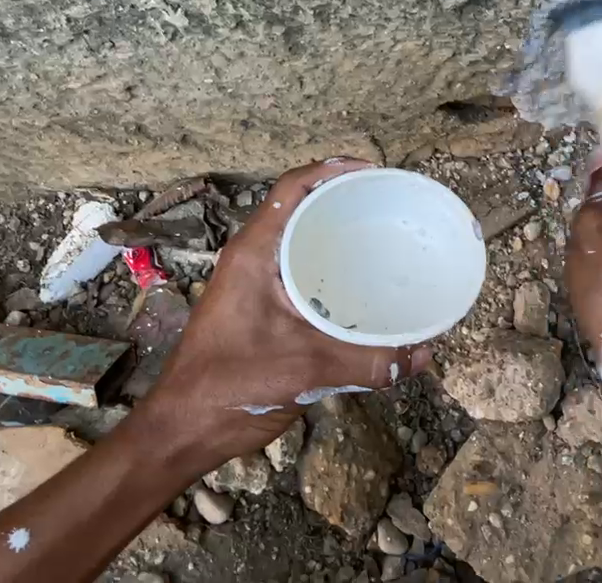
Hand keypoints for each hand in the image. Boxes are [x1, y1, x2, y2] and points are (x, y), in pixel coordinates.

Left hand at [135, 158, 433, 470]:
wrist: (180, 431)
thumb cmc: (229, 386)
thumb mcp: (305, 369)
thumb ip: (366, 362)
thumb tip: (421, 355)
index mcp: (255, 251)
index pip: (293, 186)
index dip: (333, 168)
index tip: (375, 172)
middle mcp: (254, 257)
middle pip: (300, 207)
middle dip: (343, 199)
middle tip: (388, 206)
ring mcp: (254, 282)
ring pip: (300, 240)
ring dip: (335, 233)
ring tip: (382, 239)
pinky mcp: (259, 307)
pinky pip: (299, 271)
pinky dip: (329, 268)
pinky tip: (359, 288)